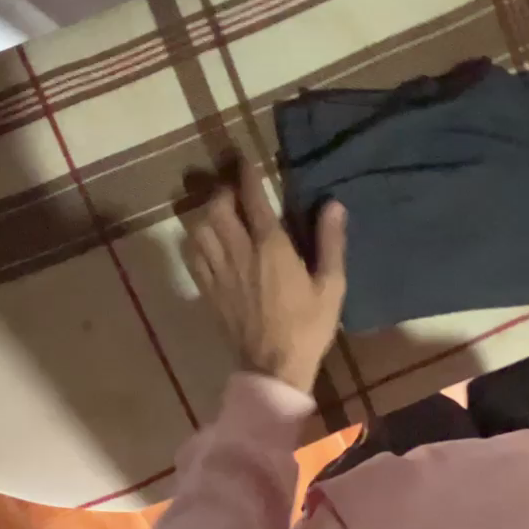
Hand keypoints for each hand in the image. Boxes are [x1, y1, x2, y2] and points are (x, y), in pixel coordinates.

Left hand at [186, 160, 347, 392]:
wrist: (274, 367)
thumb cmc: (308, 328)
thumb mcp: (331, 287)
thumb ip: (331, 243)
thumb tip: (334, 205)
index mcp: (271, 248)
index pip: (253, 200)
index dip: (247, 176)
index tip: (245, 160)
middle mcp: (239, 253)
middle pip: (218, 209)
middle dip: (223, 192)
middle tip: (233, 189)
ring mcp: (219, 273)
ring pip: (200, 230)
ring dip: (208, 215)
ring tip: (219, 214)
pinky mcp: (209, 292)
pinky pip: (195, 257)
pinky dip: (198, 242)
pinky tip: (208, 243)